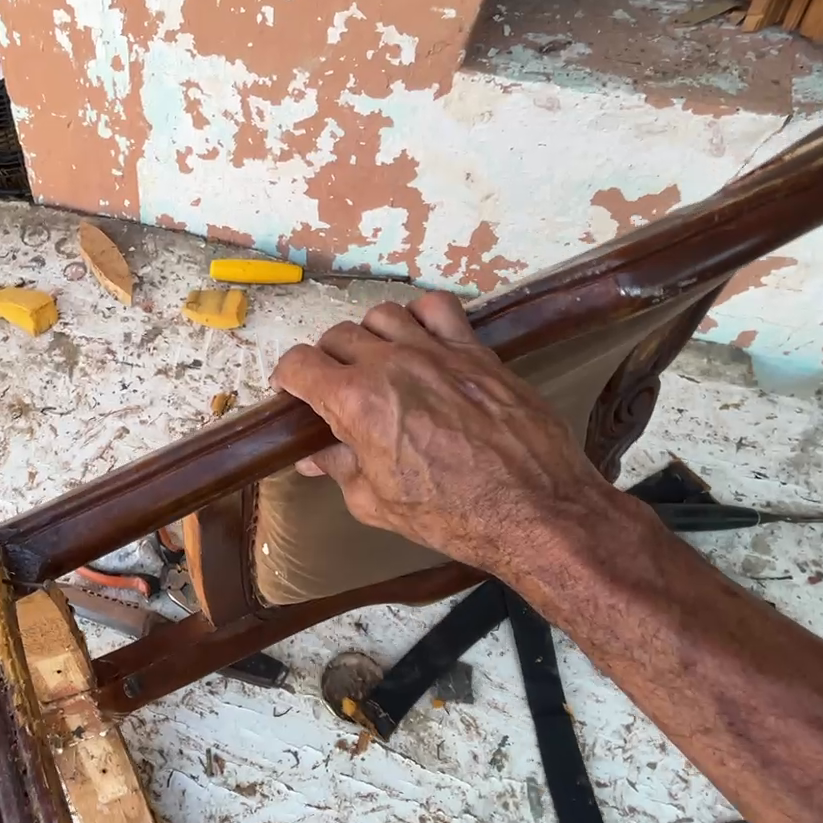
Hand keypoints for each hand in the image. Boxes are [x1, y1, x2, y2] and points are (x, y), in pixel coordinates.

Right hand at [269, 291, 620, 579]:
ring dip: (370, 336)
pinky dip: (420, 316)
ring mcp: (434, 351)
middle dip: (327, 361)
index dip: (288, 377)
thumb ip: (338, 469)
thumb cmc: (449, 514)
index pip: (298, 364)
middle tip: (337, 388)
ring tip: (378, 361)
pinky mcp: (474, 350)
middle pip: (337, 337)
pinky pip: (437, 307)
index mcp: (355, 402)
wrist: (534, 510)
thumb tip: (312, 458)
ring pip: (380, 315)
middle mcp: (389, 365)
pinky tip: (421, 340)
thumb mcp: (375, 502)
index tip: (294, 391)